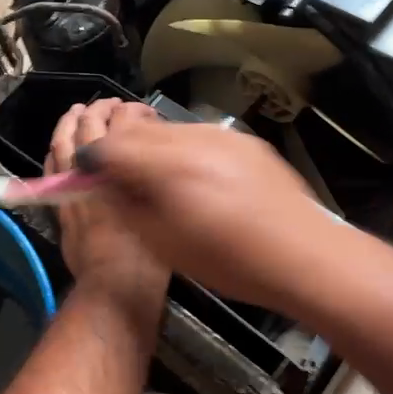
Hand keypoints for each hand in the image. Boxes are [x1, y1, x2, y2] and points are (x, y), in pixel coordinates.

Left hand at [47, 100, 170, 315]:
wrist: (114, 286)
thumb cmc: (148, 256)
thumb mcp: (163, 212)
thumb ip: (154, 184)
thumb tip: (153, 166)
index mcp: (125, 169)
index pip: (124, 125)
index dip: (132, 113)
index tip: (142, 114)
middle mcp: (94, 171)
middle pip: (90, 127)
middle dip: (101, 110)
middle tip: (112, 104)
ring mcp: (71, 186)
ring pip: (62, 142)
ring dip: (70, 122)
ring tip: (78, 111)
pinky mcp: (60, 204)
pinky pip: (51, 168)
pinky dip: (55, 151)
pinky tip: (58, 146)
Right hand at [70, 100, 327, 307]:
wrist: (307, 257)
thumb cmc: (233, 263)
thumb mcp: (165, 244)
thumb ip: (127, 206)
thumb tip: (103, 185)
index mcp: (171, 167)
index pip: (110, 146)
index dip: (90, 160)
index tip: (85, 176)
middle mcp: (194, 139)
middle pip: (136, 130)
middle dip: (118, 149)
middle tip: (115, 178)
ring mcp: (223, 136)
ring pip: (167, 130)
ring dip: (149, 149)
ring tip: (154, 182)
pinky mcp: (245, 141)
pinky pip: (197, 137)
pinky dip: (181, 151)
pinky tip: (190, 180)